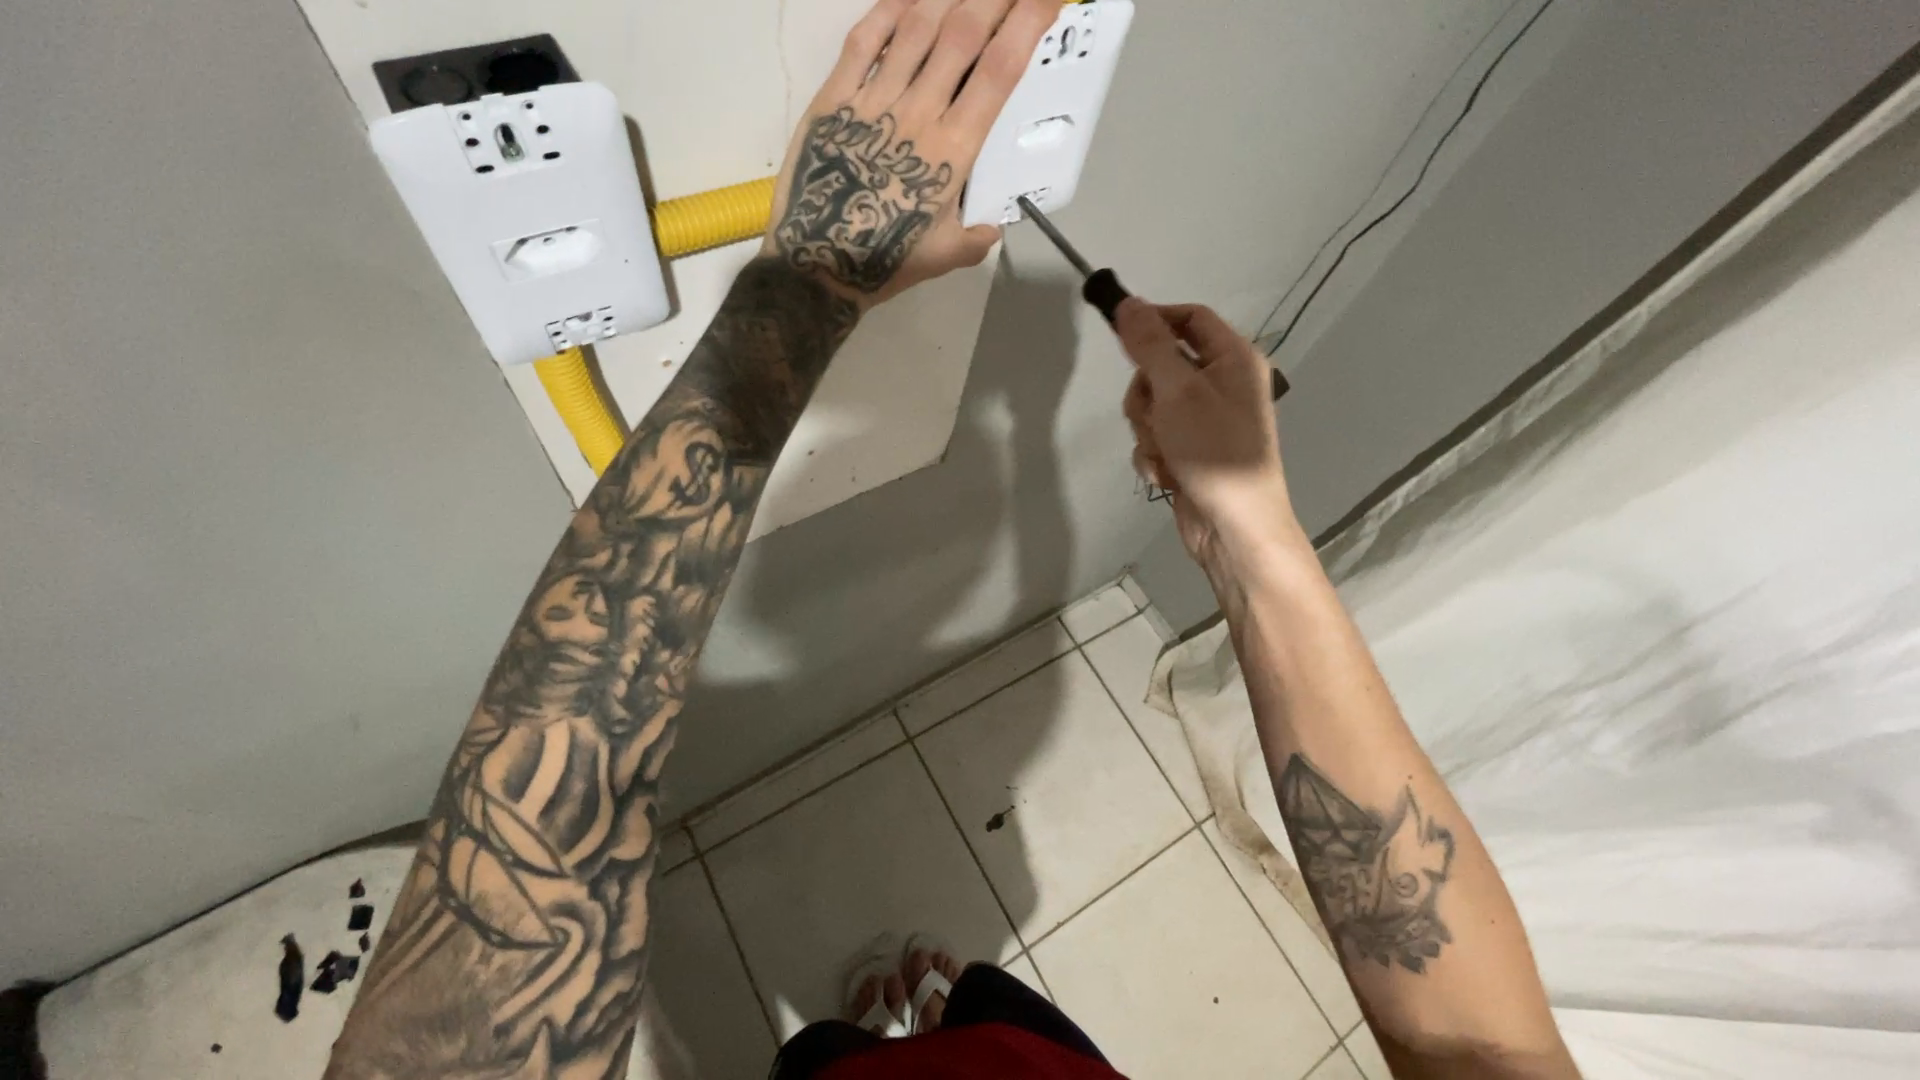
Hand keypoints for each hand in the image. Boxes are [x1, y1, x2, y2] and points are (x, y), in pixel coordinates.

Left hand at [764, 0, 1056, 307]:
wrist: (814, 267)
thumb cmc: (882, 262)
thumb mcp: (941, 257)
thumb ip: (973, 241)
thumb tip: (991, 229)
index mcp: (953, 152)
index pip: (999, 72)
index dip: (1027, 23)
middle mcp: (919, 114)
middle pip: (963, 33)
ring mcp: (873, 101)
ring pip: (916, 26)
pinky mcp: (832, 99)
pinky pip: (864, 41)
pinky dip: (888, 10)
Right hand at [1118, 299, 1303, 573]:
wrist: (1233, 527)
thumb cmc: (1215, 451)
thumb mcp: (1178, 391)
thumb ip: (1149, 345)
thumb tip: (1128, 303)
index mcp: (1233, 358)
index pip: (1189, 317)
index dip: (1154, 320)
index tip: (1118, 333)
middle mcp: (1222, 383)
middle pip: (1161, 364)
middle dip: (1145, 394)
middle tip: (1155, 415)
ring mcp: (1205, 419)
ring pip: (1152, 404)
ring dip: (1148, 430)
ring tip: (1166, 452)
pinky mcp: (1190, 449)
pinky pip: (1156, 436)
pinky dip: (1154, 454)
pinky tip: (1167, 475)